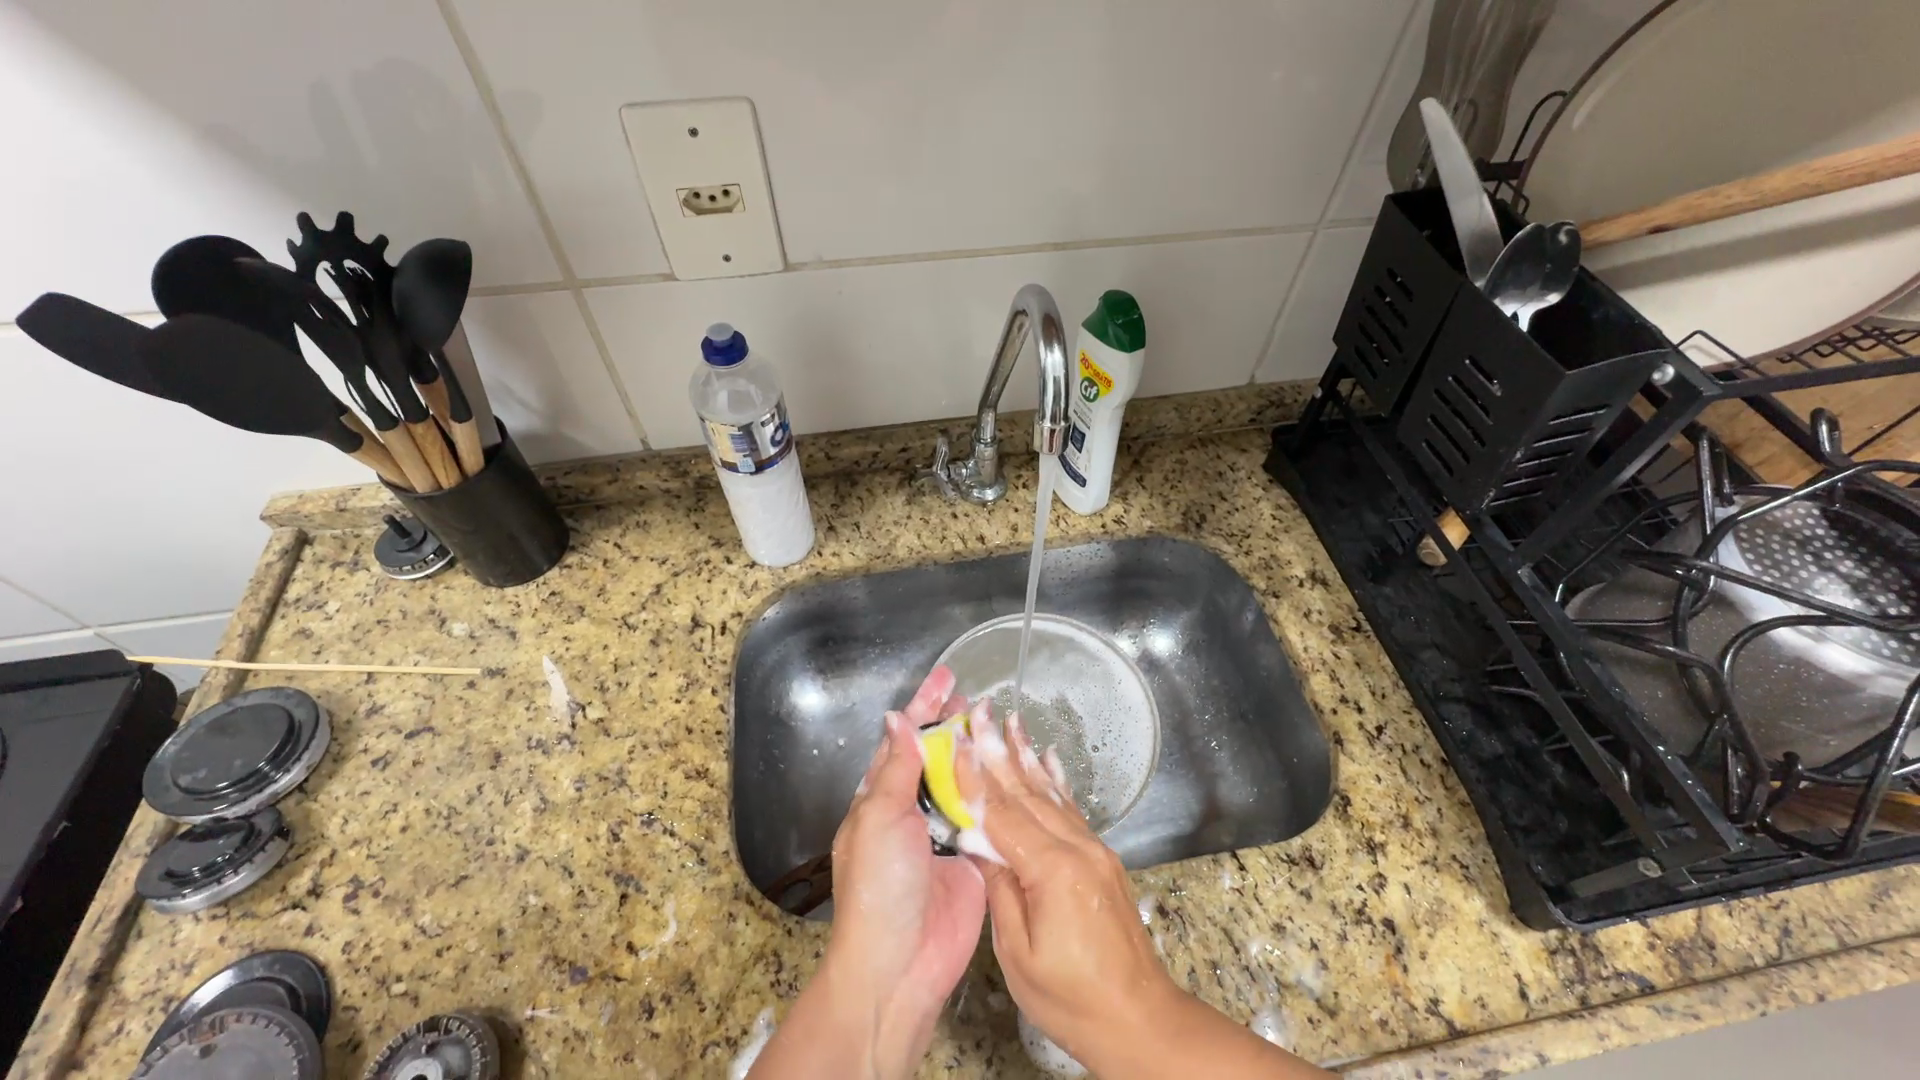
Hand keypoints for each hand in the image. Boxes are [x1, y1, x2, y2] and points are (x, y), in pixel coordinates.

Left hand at [751, 667, 985, 1078]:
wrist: (900, 964)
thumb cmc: (879, 888)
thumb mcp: (880, 819)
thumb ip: (895, 769)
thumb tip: (897, 718)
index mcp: (880, 797)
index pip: (903, 739)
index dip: (923, 706)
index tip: (946, 677)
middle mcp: (910, 811)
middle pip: (935, 756)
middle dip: (952, 724)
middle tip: (977, 695)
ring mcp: (943, 835)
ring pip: (963, 783)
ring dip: (978, 753)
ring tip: (999, 721)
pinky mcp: (973, 859)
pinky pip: (986, 818)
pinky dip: (998, 792)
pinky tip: (1015, 770)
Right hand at [956, 709, 1178, 1065]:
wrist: (1139, 1020)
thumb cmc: (1072, 999)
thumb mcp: (1018, 952)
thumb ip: (998, 888)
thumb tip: (976, 842)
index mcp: (1052, 870)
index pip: (1002, 813)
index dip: (974, 776)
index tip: (955, 740)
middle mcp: (1077, 849)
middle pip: (1027, 793)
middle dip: (999, 750)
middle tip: (980, 712)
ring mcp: (1094, 851)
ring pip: (1051, 795)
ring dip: (1026, 756)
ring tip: (1010, 721)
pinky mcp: (1102, 861)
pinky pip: (1073, 811)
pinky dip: (1056, 782)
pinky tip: (1047, 759)